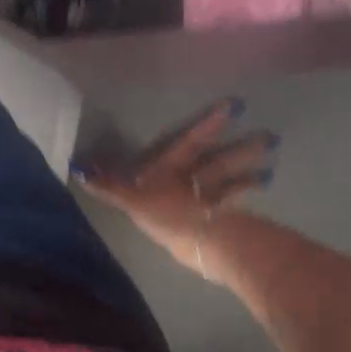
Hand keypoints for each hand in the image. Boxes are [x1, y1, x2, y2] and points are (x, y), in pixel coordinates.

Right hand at [74, 98, 279, 270]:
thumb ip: (107, 185)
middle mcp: (200, 181)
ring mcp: (217, 203)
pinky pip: (237, 213)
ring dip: (251, 180)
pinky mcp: (225, 225)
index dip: (209, 125)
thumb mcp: (129, 199)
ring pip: (236, 186)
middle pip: (223, 162)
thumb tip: (77, 168)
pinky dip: (246, 212)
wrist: (203, 245)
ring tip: (270, 175)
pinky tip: (254, 213)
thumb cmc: (166, 214)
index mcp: (175, 170)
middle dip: (243, 150)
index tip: (234, 106)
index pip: (192, 142)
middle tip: (272, 139)